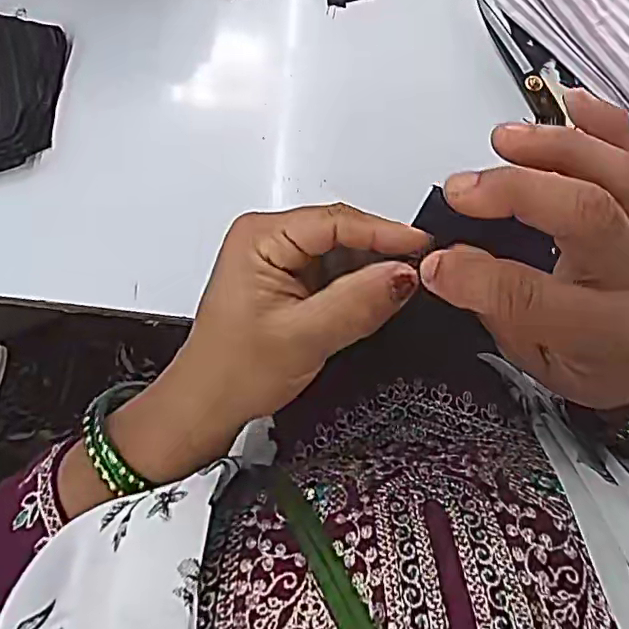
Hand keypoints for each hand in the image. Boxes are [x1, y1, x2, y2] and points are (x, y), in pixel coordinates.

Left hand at [167, 203, 429, 428]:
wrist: (205, 408)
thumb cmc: (229, 372)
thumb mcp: (302, 337)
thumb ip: (357, 302)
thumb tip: (404, 274)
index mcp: (260, 236)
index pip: (336, 221)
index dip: (385, 232)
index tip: (423, 246)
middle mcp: (268, 238)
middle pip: (343, 232)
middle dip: (381, 253)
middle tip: (422, 272)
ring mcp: (281, 258)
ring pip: (344, 252)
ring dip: (372, 272)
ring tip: (402, 292)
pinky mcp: (291, 278)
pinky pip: (338, 272)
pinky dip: (360, 286)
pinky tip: (376, 302)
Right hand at [419, 89, 628, 410]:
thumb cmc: (588, 361)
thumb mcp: (530, 357)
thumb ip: (491, 306)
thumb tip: (442, 262)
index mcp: (606, 329)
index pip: (538, 296)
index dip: (477, 275)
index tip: (434, 261)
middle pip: (587, 216)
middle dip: (516, 192)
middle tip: (462, 189)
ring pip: (615, 176)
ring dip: (556, 147)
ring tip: (504, 138)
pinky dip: (604, 124)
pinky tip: (570, 102)